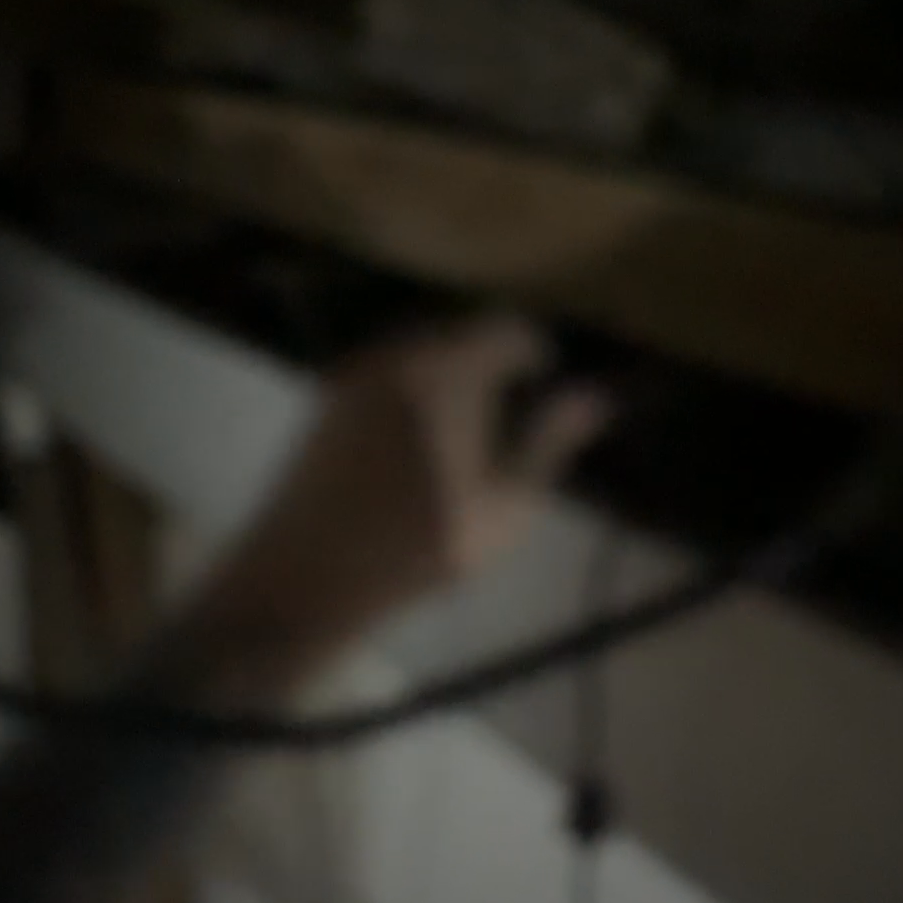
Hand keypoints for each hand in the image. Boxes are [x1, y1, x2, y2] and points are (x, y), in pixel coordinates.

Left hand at [165, 317, 611, 700]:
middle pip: (460, 332)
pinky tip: (414, 434)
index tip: (545, 380)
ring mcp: (357, 374)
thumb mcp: (507, 502)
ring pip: (419, 349)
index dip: (535, 352)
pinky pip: (384, 371)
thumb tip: (594, 396)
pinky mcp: (327, 399)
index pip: (507, 328)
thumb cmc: (420, 545)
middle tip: (509, 404)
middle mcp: (400, 355)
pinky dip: (411, 386)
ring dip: (449, 370)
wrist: (308, 575)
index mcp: (451, 371)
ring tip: (465, 420)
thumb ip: (551, 440)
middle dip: (491, 359)